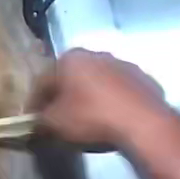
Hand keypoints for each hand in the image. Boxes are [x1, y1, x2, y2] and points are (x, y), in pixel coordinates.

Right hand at [30, 49, 175, 152]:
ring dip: (89, 99)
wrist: (143, 124)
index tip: (33, 121)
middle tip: (58, 120)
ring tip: (86, 122)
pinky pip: (120, 93)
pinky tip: (110, 121)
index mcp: (70, 58)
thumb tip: (36, 123)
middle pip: (71, 78)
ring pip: (97, 83)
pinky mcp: (145, 80)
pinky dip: (112, 104)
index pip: (42, 82)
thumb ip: (39, 121)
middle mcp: (97, 54)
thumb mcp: (53, 124)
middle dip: (64, 97)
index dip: (35, 103)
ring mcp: (124, 65)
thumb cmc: (90, 118)